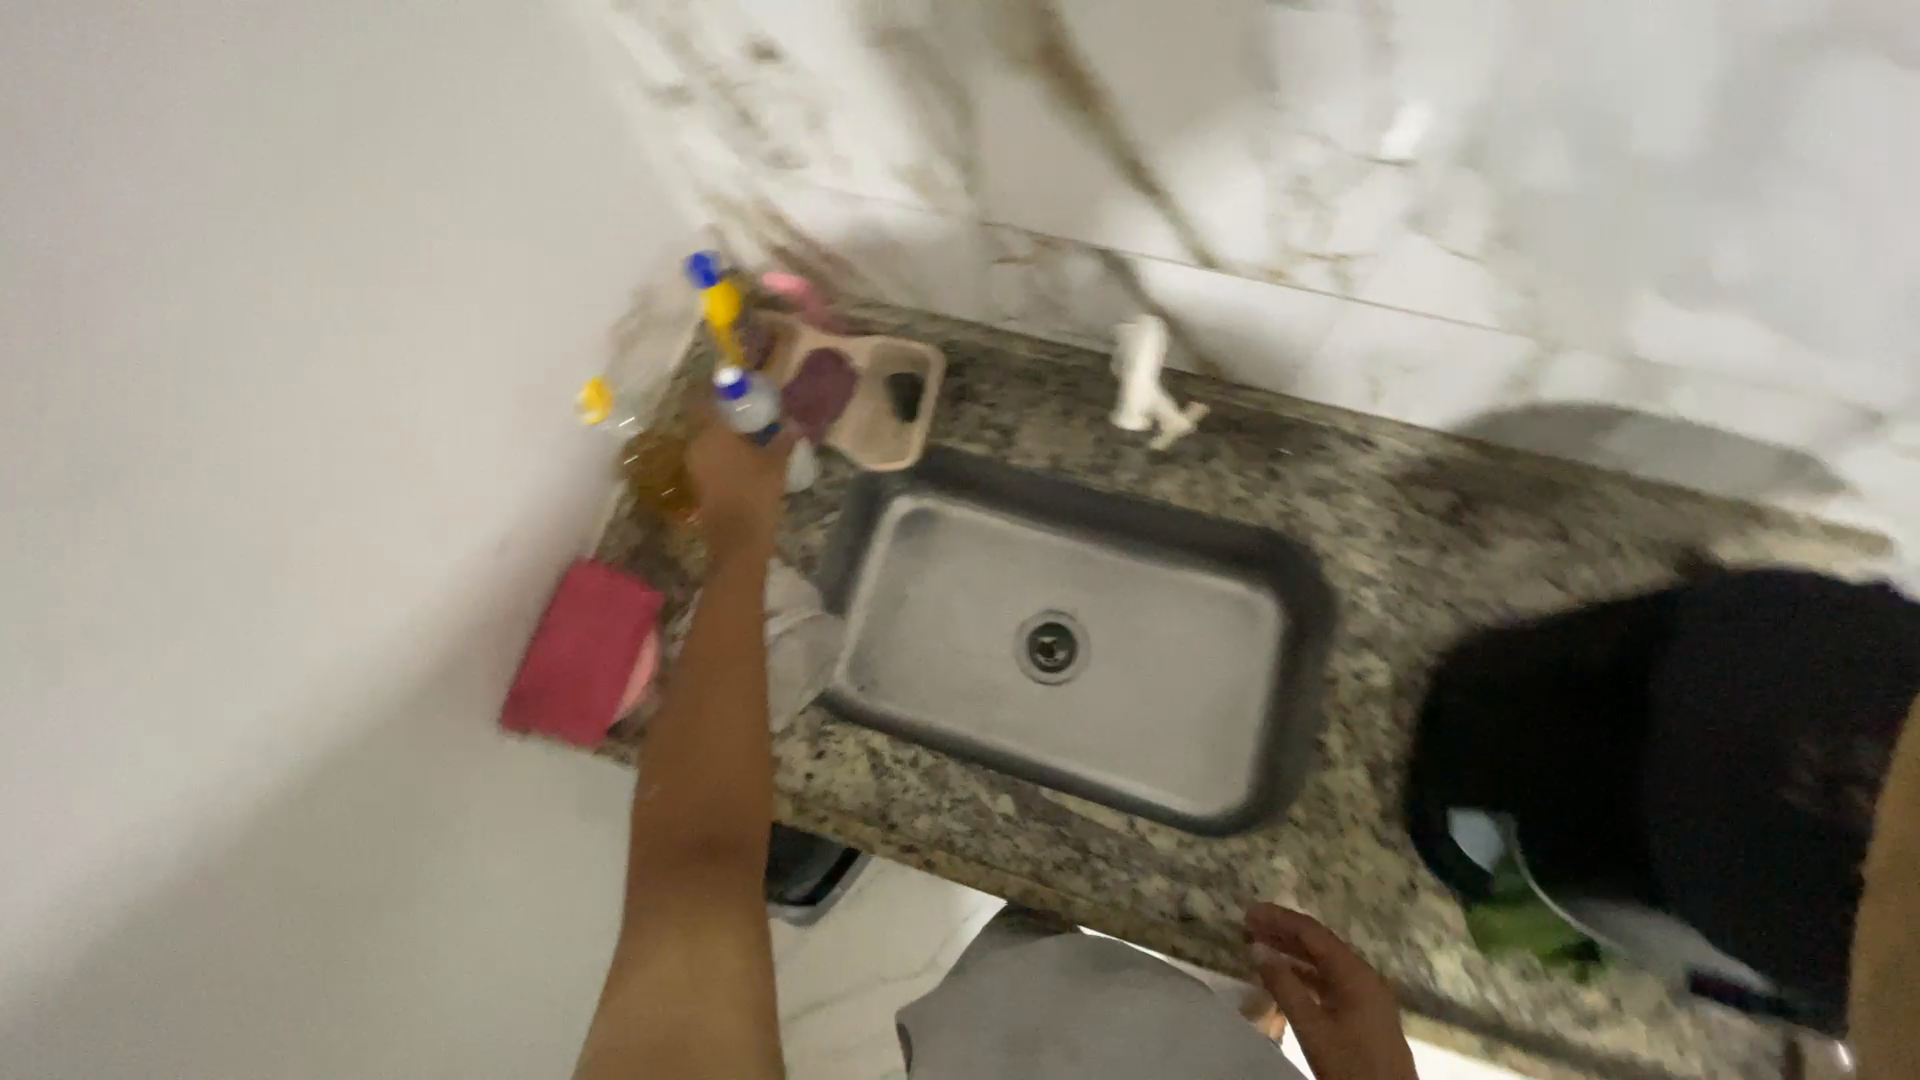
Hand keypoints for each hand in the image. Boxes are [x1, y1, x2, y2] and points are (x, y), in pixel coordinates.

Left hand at [684, 398, 794, 561]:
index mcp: (711, 433)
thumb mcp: (775, 463)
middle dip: (725, 413)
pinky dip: (723, 452)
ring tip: (751, 435)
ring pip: (707, 439)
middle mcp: (696, 444)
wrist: (738, 540)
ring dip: (725, 434)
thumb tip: (794, 423)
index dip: (718, 390)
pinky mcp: (699, 482)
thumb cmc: (756, 494)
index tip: (736, 387)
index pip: (705, 399)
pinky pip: (709, 457)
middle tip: (749, 411)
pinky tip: (744, 457)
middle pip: (706, 418)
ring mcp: (694, 465)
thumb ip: (783, 440)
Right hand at [1246, 904, 1417, 1079]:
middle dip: (1283, 932)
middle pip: (1319, 943)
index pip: (1312, 932)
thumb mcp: (1312, 1028)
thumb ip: (1284, 985)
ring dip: (1293, 952)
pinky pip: (1331, 981)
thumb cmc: (1351, 1068)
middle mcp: (1365, 976)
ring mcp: (1368, 996)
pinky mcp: (1366, 1014)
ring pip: (1325, 962)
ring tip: (1260, 946)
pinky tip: (1286, 976)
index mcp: (1356, 973)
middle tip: (1248, 926)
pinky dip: (1306, 973)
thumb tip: (1258, 950)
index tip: (1247, 914)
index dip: (1278, 918)